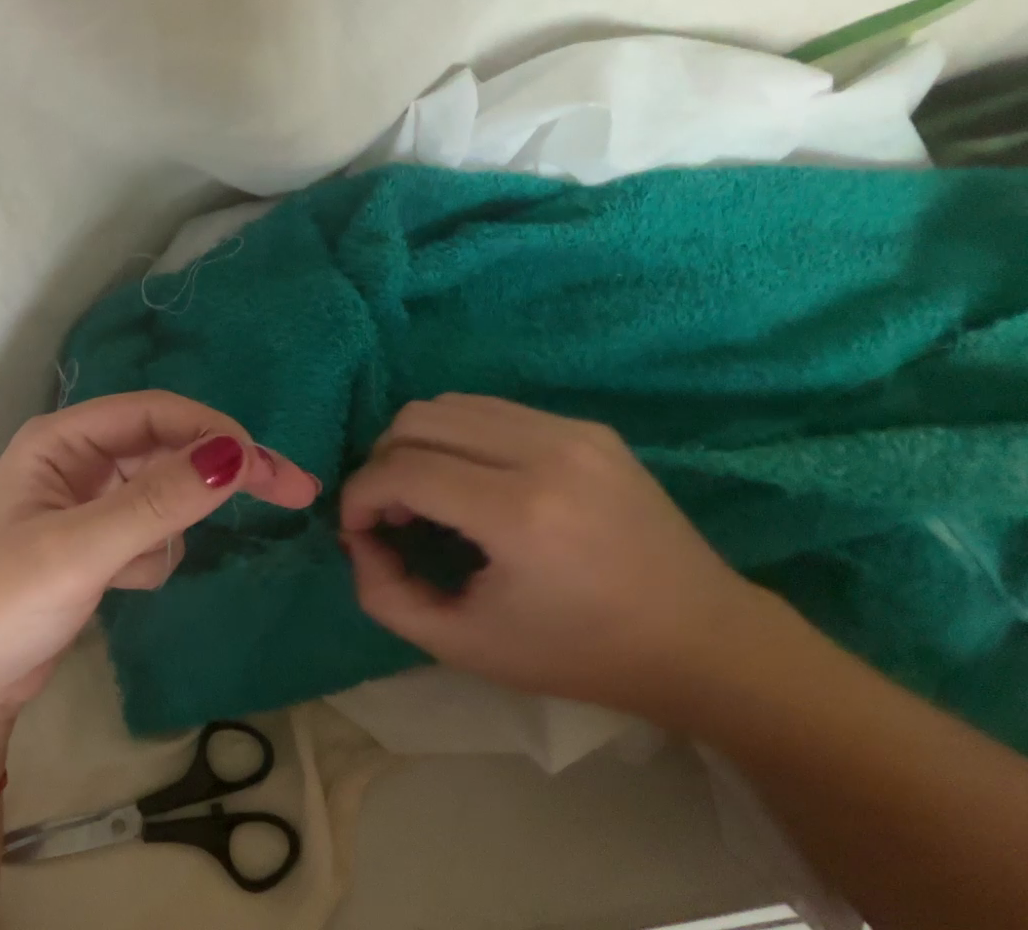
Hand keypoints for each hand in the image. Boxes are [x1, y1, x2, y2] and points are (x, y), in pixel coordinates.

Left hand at [0, 391, 318, 798]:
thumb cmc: (1, 606)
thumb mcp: (80, 550)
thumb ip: (158, 502)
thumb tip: (237, 453)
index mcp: (58, 440)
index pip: (153, 414)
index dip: (215, 433)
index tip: (271, 468)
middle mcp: (72, 462)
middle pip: (165, 449)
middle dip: (214, 475)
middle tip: (292, 494)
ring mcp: (82, 505)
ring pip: (160, 496)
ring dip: (165, 531)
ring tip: (124, 574)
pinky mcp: (90, 547)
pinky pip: (146, 535)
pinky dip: (147, 559)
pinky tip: (115, 588)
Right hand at [338, 393, 780, 716]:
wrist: (701, 641)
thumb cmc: (577, 654)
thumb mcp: (462, 644)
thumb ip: (385, 594)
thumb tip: (358, 540)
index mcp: (518, 514)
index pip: (402, 469)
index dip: (359, 496)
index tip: (358, 532)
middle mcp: (546, 453)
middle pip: (417, 420)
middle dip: (382, 464)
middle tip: (390, 514)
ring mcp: (572, 432)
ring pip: (449, 404)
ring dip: (415, 445)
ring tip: (424, 495)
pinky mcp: (588, 428)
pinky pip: (489, 409)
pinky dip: (455, 438)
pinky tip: (467, 482)